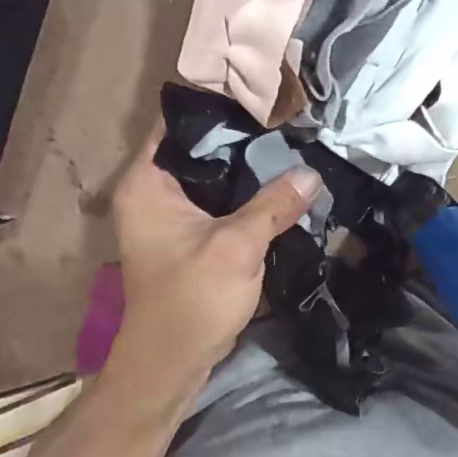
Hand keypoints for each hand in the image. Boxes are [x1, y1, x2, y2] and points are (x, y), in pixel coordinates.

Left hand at [108, 126, 321, 382]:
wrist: (172, 362)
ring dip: (244, 168)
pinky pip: (216, 201)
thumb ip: (273, 205)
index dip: (218, 105)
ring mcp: (168, 215)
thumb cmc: (191, 298)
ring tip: (288, 144)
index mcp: (146, 182)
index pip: (178, 122)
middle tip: (285, 119)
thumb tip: (311, 173)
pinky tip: (277, 184)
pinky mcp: (187, 237)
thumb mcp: (237, 247)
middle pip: (198, 148)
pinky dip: (242, 194)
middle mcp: (151, 192)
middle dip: (240, 137)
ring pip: (210, 176)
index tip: (262, 94)